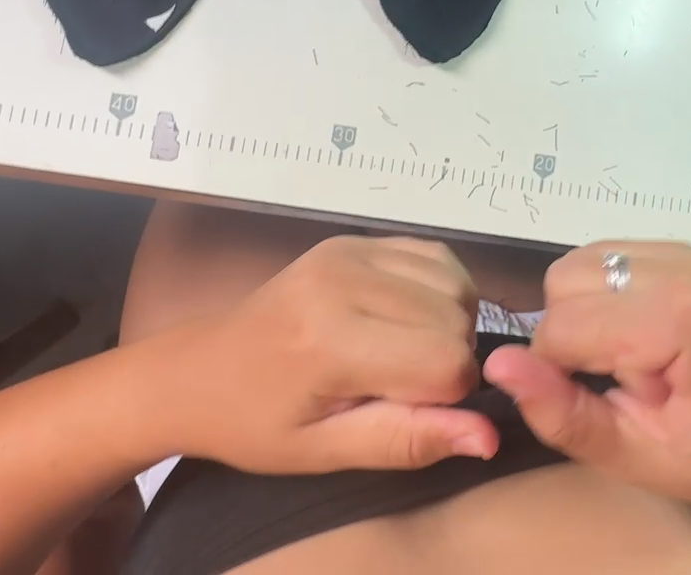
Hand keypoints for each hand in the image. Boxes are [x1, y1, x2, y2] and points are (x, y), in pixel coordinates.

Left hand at [175, 235, 497, 473]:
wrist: (202, 367)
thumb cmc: (258, 422)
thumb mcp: (325, 452)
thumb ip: (407, 439)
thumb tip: (488, 435)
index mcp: (331, 339)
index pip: (446, 363)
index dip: (445, 399)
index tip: (409, 411)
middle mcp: (345, 279)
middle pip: (456, 318)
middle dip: (448, 359)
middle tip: (401, 384)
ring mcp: (351, 248)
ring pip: (456, 284)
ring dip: (450, 323)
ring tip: (405, 349)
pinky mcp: (356, 238)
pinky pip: (436, 255)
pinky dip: (442, 289)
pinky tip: (409, 314)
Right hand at [483, 241, 690, 506]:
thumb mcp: (645, 461)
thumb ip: (568, 416)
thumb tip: (499, 365)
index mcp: (689, 333)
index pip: (573, 325)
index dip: (559, 366)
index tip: (590, 399)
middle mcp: (684, 273)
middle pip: (566, 286)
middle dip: (568, 337)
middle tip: (613, 381)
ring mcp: (679, 250)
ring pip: (573, 266)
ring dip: (578, 312)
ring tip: (624, 355)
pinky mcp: (671, 242)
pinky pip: (595, 256)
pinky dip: (596, 294)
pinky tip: (632, 329)